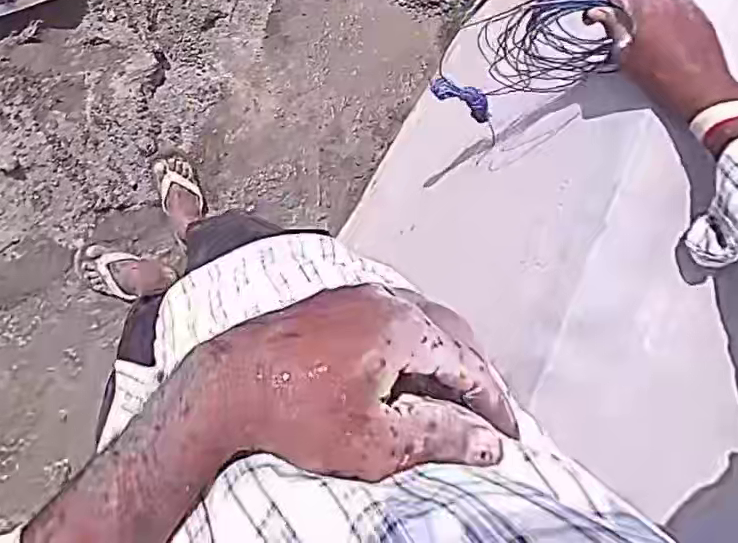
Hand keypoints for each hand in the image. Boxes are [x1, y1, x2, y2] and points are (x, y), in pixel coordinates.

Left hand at [180, 286, 517, 481]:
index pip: (465, 363)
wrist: (229, 383)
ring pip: (420, 319)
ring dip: (443, 354)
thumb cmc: (292, 409)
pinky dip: (412, 343)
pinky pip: (391, 315)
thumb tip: (483, 438)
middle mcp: (380, 299)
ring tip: (452, 397)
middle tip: (488, 415)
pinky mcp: (335, 302)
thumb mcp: (376, 441)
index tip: (508, 431)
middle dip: (474, 373)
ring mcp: (355, 295)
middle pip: (449, 331)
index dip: (492, 402)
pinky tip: (407, 372)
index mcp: (398, 325)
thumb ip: (439, 435)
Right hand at [606, 0, 737, 122]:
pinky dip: (665, 20)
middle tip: (617, 31)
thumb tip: (602, 14)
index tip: (598, 19)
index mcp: (647, 4)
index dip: (601, 5)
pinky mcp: (702, 21)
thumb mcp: (624, 53)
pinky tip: (661, 41)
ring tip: (641, 39)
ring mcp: (690, 9)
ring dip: (646, 14)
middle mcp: (671, 0)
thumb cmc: (664, 78)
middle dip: (625, 9)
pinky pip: (676, 11)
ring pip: (658, 1)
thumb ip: (611, 26)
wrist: (703, 95)